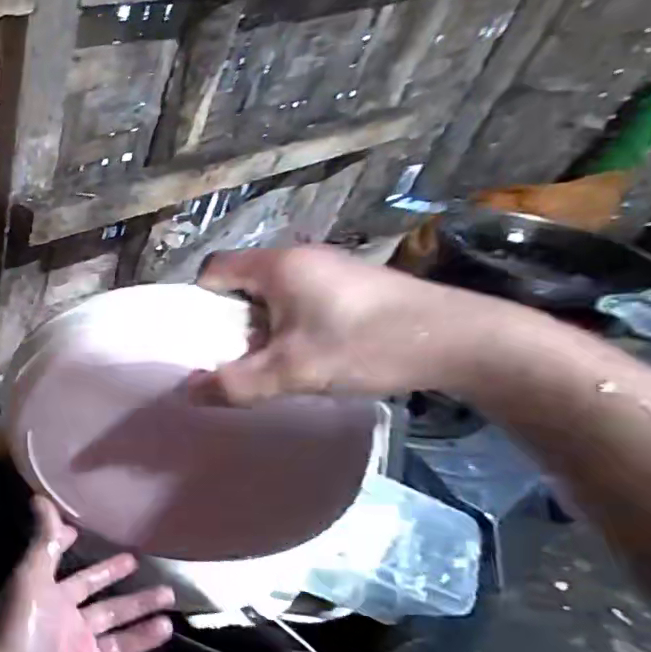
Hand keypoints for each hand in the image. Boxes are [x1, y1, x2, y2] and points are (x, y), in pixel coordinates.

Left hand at [0, 497, 174, 651]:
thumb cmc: (24, 627)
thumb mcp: (32, 577)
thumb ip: (44, 542)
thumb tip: (39, 498)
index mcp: (40, 586)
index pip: (57, 558)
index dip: (69, 544)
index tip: (86, 530)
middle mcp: (58, 609)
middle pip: (91, 587)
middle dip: (112, 573)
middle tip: (140, 559)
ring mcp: (75, 639)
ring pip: (112, 616)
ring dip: (138, 605)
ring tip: (170, 592)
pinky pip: (120, 646)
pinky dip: (141, 637)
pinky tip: (167, 627)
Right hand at [197, 246, 527, 404]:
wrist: (464, 341)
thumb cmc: (366, 345)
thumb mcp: (292, 372)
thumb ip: (234, 384)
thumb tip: (186, 393)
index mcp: (278, 265)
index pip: (213, 269)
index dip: (198, 301)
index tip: (200, 337)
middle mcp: (301, 258)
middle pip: (240, 284)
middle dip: (229, 321)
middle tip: (230, 357)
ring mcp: (331, 271)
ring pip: (271, 297)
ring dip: (261, 328)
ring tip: (268, 363)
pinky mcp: (353, 288)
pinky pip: (299, 303)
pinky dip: (289, 328)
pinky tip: (306, 357)